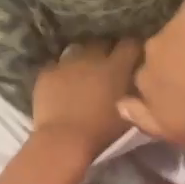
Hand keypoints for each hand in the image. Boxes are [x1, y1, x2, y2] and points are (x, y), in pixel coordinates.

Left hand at [31, 39, 143, 159]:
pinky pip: (56, 65)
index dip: (133, 50)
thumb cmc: (103, 131)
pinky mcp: (47, 72)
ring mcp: (67, 63)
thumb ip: (135, 92)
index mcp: (117, 67)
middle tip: (108, 68)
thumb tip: (137, 83)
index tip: (134, 58)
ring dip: (82, 58)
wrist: (64, 139)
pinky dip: (61, 73)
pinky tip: (61, 85)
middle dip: (106, 52)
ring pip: (77, 50)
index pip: (131, 44)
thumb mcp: (130, 112)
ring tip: (82, 73)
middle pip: (102, 44)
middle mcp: (93, 57)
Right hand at [117, 0, 184, 145]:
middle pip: (160, 50)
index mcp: (144, 80)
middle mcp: (151, 49)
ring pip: (179, 29)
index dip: (165, 82)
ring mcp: (173, 25)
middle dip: (176, 58)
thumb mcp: (171, 131)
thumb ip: (140, 117)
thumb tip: (120, 103)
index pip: (146, 78)